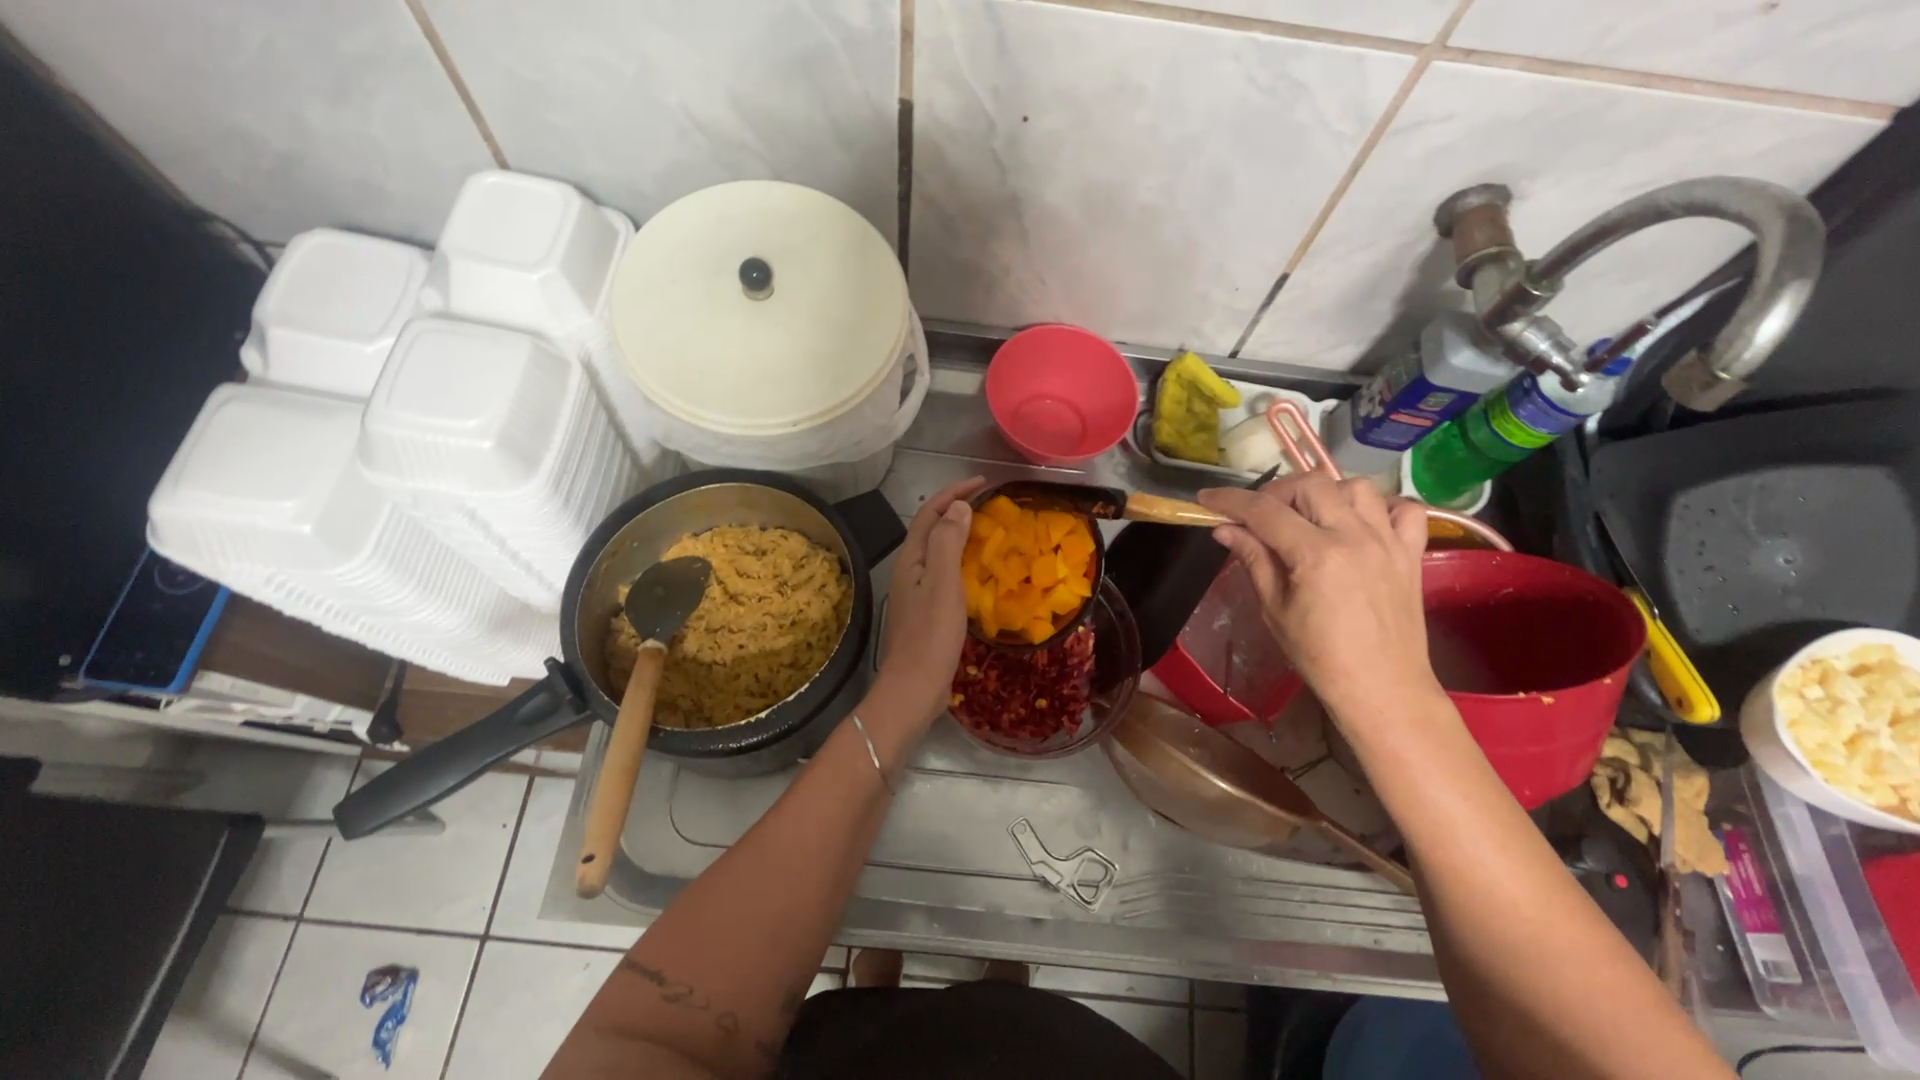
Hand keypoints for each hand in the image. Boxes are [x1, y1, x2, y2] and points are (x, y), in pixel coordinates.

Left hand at [875, 477, 985, 725]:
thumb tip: (959, 507)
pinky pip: (946, 578)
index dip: (953, 494)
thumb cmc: (930, 635)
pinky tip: (981, 577)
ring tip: (989, 534)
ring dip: (961, 538)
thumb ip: (949, 542)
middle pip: (932, 531)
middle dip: (957, 511)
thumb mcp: (943, 583)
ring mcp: (917, 596)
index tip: (982, 482)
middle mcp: (910, 573)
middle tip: (990, 505)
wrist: (914, 689)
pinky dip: (964, 566)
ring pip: (939, 555)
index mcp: (911, 561)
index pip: (930, 515)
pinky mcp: (927, 616)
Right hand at [1198, 474, 1440, 723]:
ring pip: (1356, 487)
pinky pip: (1404, 509)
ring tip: (1310, 516)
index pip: (1264, 511)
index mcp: (1316, 555)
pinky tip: (1362, 523)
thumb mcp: (1275, 610)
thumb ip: (1254, 560)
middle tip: (1261, 515)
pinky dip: (1381, 507)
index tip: (1208, 498)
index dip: (1230, 500)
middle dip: (1277, 492)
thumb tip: (1225, 530)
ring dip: (1326, 493)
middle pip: (1311, 484)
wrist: (1382, 688)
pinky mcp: (1411, 553)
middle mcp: (1355, 537)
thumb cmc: (1320, 657)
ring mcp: (1388, 541)